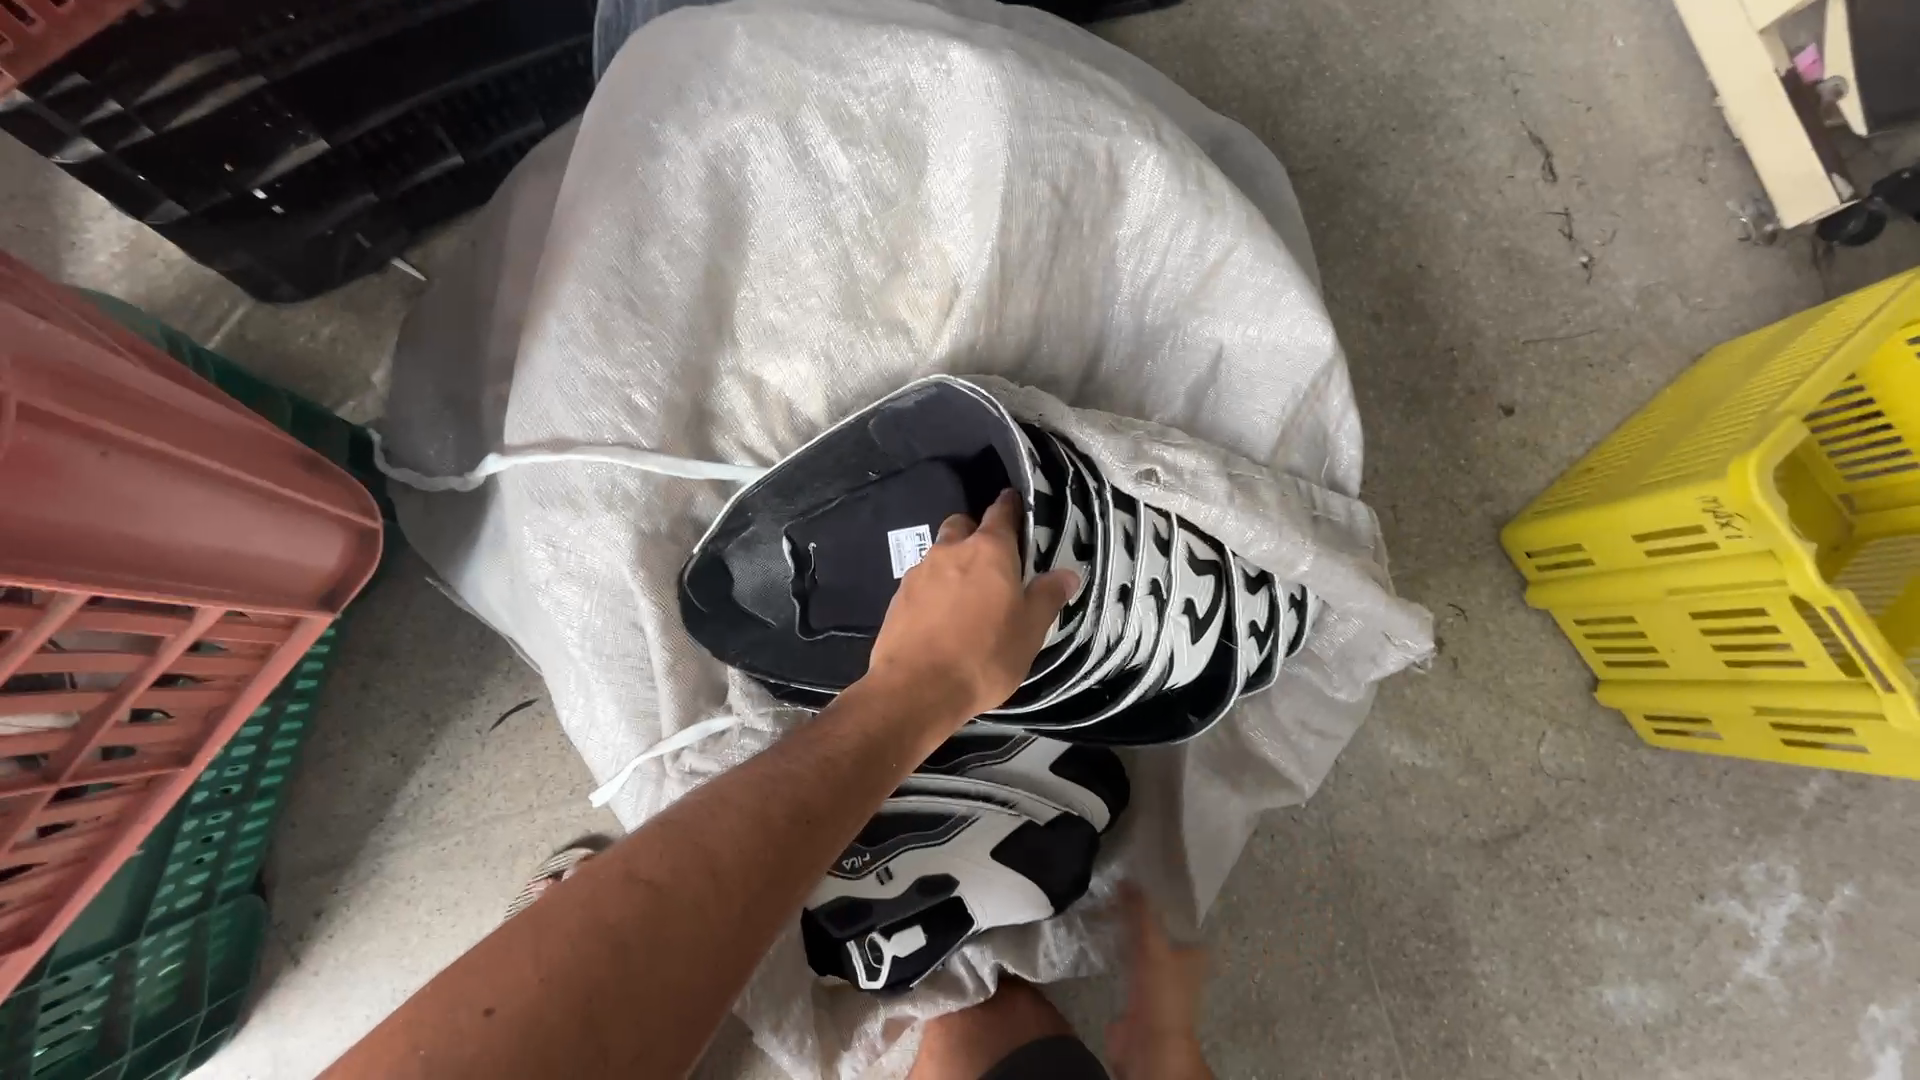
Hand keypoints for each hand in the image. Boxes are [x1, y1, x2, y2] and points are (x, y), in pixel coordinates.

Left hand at [862, 489, 1078, 724]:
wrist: (916, 688)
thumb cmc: (984, 655)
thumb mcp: (1030, 630)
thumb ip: (1047, 597)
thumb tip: (1067, 573)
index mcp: (989, 551)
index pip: (1001, 512)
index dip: (1010, 506)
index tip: (1014, 503)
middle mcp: (950, 551)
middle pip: (962, 526)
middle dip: (975, 533)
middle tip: (991, 561)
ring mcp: (918, 573)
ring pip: (939, 555)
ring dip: (952, 565)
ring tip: (965, 597)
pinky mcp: (897, 598)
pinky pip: (921, 583)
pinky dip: (933, 592)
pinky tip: (940, 619)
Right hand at [1107, 884, 1211, 1079]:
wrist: (1148, 1043)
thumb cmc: (1162, 991)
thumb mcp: (1153, 943)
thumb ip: (1140, 910)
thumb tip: (1125, 877)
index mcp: (1193, 951)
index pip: (1178, 914)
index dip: (1161, 895)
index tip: (1139, 875)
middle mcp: (1177, 962)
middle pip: (1157, 928)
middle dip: (1139, 911)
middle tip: (1115, 888)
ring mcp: (1155, 977)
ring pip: (1139, 943)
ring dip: (1123, 928)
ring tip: (1103, 905)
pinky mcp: (1135, 990)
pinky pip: (1123, 959)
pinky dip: (1112, 947)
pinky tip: (1097, 934)